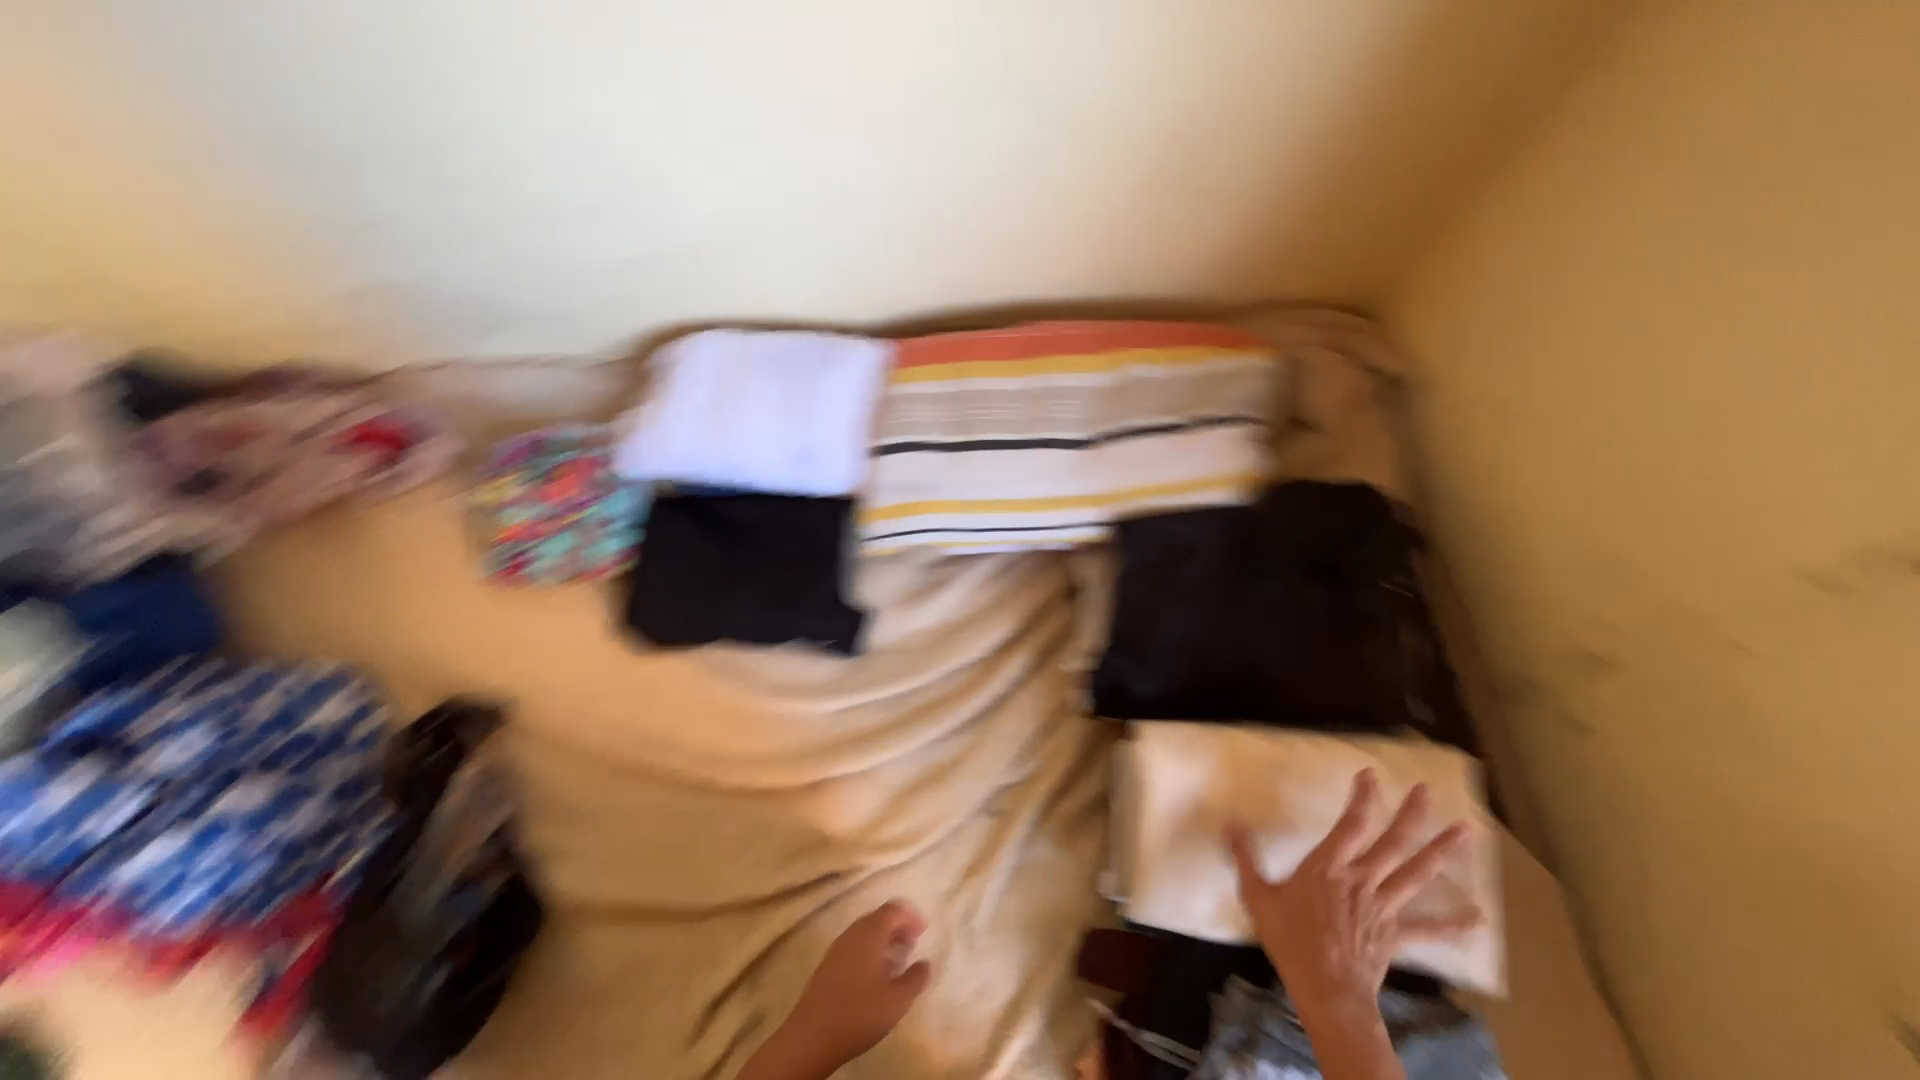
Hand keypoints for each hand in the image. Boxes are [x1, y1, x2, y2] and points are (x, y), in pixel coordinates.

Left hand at [777, 900, 932, 1071]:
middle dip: (897, 927)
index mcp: (869, 934)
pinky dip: (868, 951)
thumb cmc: (859, 1013)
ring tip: (896, 963)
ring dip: (883, 940)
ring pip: (864, 933)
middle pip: (877, 918)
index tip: (922, 933)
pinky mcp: (827, 965)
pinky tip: (875, 976)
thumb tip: (925, 963)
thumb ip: (915, 978)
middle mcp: (851, 934)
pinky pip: (853, 947)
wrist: (811, 1036)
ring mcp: (836, 949)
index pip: (892, 910)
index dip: (910, 916)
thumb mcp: (897, 1000)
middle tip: (912, 945)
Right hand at [1227, 770, 1479, 1013]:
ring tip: (1465, 832)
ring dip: (1441, 852)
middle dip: (1412, 814)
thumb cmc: (1290, 940)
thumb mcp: (1258, 896)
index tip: (1370, 775)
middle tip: (1428, 791)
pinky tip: (1478, 918)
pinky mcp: (1397, 934)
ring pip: (1417, 874)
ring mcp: (1384, 906)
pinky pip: (1429, 928)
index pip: (1351, 823)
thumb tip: (1229, 825)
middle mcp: (1362, 878)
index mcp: (1329, 866)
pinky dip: (1453, 924)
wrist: (1325, 987)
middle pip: (1393, 841)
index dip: (1362, 797)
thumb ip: (1246, 859)